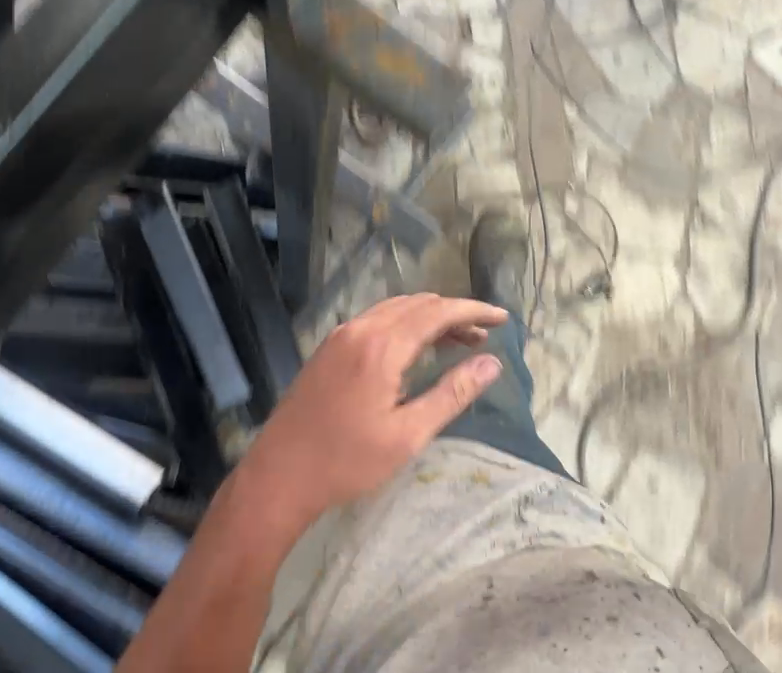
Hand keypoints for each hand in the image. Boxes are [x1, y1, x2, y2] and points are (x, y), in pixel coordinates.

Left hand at [231, 294, 506, 529]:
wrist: (277, 476)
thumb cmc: (346, 462)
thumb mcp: (408, 435)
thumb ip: (452, 394)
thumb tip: (492, 364)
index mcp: (382, 346)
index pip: (439, 312)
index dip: (474, 310)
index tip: (503, 318)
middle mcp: (361, 329)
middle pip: (419, 304)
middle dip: (455, 314)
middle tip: (484, 337)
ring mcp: (341, 336)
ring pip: (396, 309)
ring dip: (430, 318)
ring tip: (458, 342)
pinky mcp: (329, 348)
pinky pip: (377, 319)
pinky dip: (405, 324)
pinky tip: (416, 349)